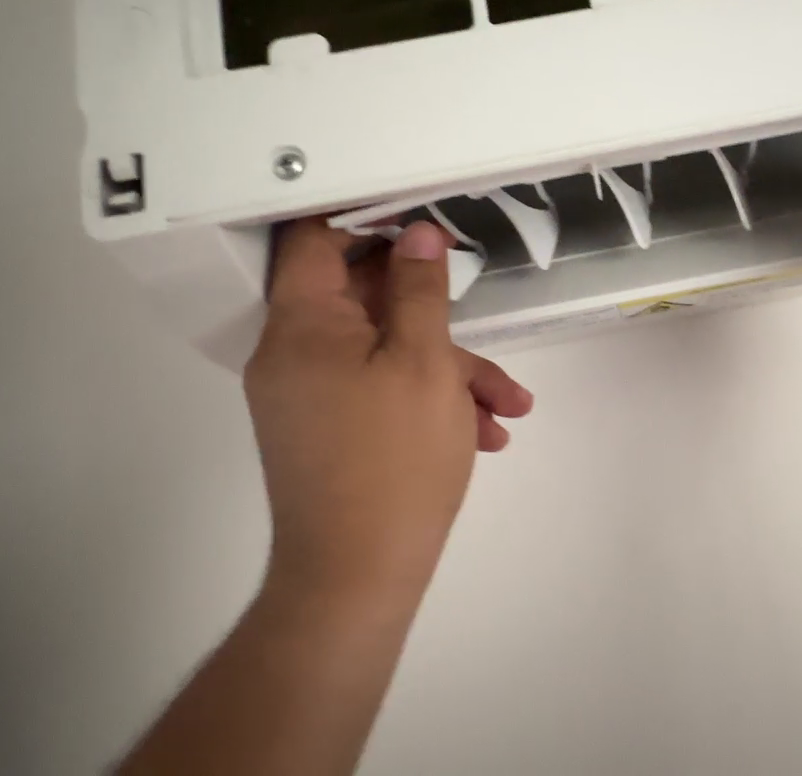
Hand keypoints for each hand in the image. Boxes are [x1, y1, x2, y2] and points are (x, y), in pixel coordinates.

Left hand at [242, 220, 533, 601]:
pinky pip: (378, 394)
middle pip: (362, 300)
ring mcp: (310, 398)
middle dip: (433, 310)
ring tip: (508, 404)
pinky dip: (429, 402)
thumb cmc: (393, 459)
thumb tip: (417, 234)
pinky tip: (486, 433)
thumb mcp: (423, 362)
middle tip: (474, 304)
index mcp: (303, 327)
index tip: (421, 222)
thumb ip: (420, 290)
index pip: (317, 242)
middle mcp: (294, 356)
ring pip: (384, 354)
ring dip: (448, 369)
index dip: (368, 221)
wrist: (356, 580)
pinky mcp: (328, 433)